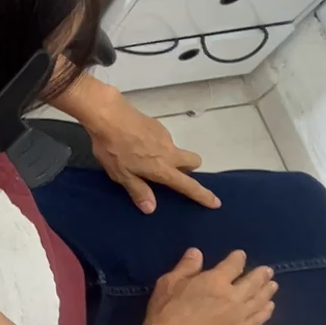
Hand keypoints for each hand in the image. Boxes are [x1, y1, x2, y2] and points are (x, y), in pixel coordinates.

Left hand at [59, 77, 219, 212]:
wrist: (109, 116)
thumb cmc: (113, 148)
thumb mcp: (120, 175)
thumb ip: (137, 190)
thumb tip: (151, 208)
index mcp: (162, 168)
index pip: (188, 185)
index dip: (202, 195)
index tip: (215, 202)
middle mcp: (170, 152)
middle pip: (194, 162)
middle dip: (189, 169)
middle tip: (170, 174)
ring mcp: (166, 137)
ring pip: (177, 150)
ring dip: (169, 156)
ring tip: (142, 157)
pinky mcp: (158, 125)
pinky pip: (164, 140)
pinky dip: (156, 145)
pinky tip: (136, 143)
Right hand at [134, 248, 275, 324]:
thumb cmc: (166, 309)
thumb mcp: (169, 282)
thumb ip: (186, 267)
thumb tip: (197, 252)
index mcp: (215, 281)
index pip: (233, 265)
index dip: (238, 258)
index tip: (241, 255)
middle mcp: (233, 296)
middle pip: (253, 282)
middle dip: (261, 274)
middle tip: (268, 270)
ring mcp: (239, 315)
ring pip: (260, 300)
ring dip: (267, 291)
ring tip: (273, 285)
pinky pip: (258, 319)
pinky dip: (266, 312)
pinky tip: (269, 307)